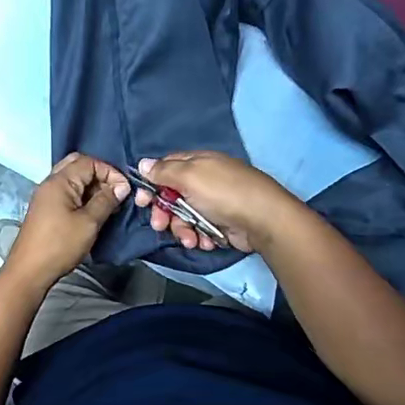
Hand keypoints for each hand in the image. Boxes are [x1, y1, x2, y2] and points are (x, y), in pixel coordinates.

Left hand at [4, 152, 130, 286]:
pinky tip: (93, 211)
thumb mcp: (89, 222)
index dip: (110, 172)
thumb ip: (106, 200)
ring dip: (91, 187)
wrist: (30, 270)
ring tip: (108, 203)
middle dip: (100, 175)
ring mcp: (46, 196)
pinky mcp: (45, 209)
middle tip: (115, 192)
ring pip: (72, 179)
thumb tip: (121, 187)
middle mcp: (50, 183)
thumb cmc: (60, 245)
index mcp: (59, 181)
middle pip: (78, 166)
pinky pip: (67, 193)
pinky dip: (82, 196)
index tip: (125, 190)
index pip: (89, 162)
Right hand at [135, 151, 305, 252]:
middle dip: (164, 214)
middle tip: (160, 226)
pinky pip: (198, 230)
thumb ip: (164, 171)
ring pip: (183, 217)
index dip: (151, 185)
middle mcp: (203, 181)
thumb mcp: (190, 176)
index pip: (164, 169)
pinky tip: (205, 241)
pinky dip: (199, 237)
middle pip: (170, 197)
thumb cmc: (223, 193)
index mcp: (196, 163)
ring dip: (182, 230)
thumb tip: (143, 163)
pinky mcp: (219, 223)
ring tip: (190, 239)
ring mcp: (212, 203)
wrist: (262, 219)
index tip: (142, 201)